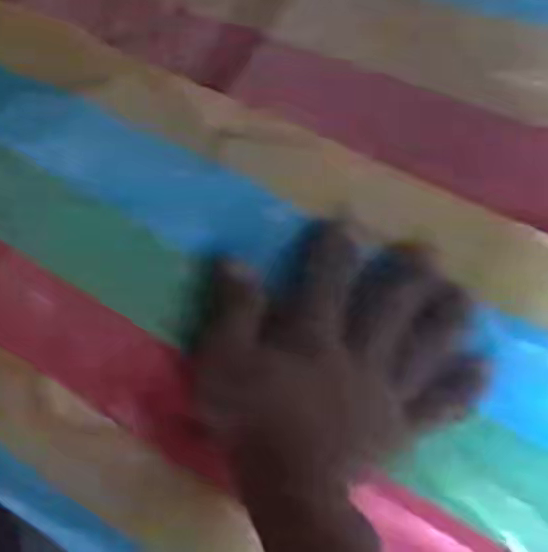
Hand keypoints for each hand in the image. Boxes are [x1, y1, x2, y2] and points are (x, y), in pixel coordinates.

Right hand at [194, 223, 487, 532]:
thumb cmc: (243, 407)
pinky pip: (441, 402)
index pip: (324, 285)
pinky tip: (479, 364)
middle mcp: (355, 358)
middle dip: (405, 279)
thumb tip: (239, 260)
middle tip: (427, 251)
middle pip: (385, 313)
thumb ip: (234, 308)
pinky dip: (463, 383)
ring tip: (464, 294)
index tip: (348, 221)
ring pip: (423, 350)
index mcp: (309, 338)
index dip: (335, 252)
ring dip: (445, 320)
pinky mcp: (401, 424)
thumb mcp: (219, 353)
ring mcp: (385, 393)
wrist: (288, 477)